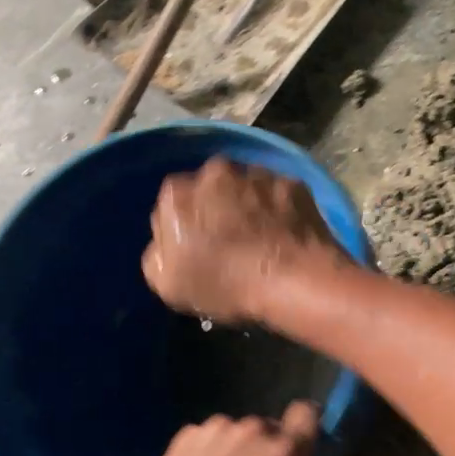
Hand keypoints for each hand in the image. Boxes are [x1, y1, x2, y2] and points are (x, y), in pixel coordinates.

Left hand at [115, 402, 317, 455]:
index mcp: (286, 451)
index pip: (307, 413)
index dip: (303, 426)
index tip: (295, 444)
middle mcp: (257, 428)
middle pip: (269, 429)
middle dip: (263, 450)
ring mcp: (220, 426)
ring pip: (237, 434)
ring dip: (233, 452)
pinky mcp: (189, 432)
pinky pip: (209, 439)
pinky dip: (206, 455)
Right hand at [142, 158, 348, 324]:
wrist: (297, 279)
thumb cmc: (227, 284)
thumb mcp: (168, 284)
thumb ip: (157, 253)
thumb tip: (166, 241)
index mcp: (177, 194)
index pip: (171, 206)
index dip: (184, 228)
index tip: (198, 248)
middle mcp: (216, 171)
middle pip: (210, 189)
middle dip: (217, 208)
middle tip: (231, 241)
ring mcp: (259, 173)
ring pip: (246, 187)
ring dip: (249, 204)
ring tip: (263, 237)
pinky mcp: (293, 182)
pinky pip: (279, 194)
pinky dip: (280, 208)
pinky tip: (286, 232)